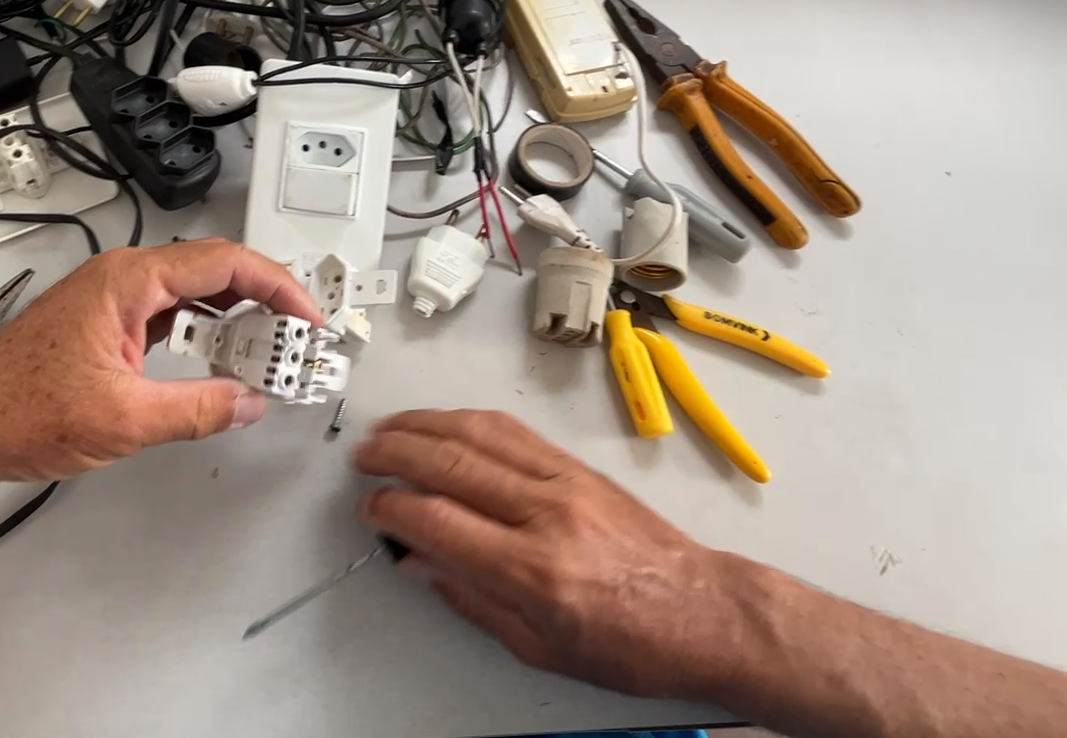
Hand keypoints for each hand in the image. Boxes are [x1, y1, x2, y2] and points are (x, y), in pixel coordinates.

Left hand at [0, 239, 319, 488]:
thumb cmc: (20, 412)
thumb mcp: (126, 419)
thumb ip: (199, 410)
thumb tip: (250, 402)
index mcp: (128, 281)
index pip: (224, 263)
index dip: (277, 286)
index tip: (306, 317)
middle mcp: (122, 277)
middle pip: (213, 267)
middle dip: (264, 297)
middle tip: (298, 333)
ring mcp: (112, 296)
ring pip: (193, 287)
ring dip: (236, 312)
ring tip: (270, 344)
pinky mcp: (106, 319)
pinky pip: (171, 308)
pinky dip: (206, 325)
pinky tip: (222, 350)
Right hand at [354, 409, 751, 700]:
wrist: (704, 609)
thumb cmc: (627, 644)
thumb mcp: (539, 648)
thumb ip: (470, 598)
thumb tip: (415, 560)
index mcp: (534, 572)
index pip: (440, 522)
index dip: (392, 510)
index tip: (370, 509)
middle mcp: (545, 514)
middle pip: (449, 464)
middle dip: (394, 454)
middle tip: (363, 458)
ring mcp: (562, 479)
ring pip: (475, 433)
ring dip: (422, 425)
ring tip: (387, 429)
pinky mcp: (573, 463)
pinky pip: (509, 428)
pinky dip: (464, 420)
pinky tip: (440, 422)